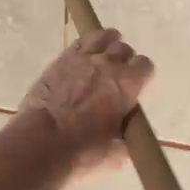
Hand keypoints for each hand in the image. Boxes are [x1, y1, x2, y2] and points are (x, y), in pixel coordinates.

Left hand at [18, 28, 153, 172]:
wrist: (45, 138)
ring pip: (102, 36)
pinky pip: (80, 41)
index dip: (143, 74)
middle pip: (123, 48)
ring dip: (107, 44)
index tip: (138, 84)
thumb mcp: (117, 152)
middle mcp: (108, 64)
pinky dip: (86, 45)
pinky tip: (85, 55)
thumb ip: (126, 133)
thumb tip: (125, 131)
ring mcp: (83, 57)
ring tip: (105, 53)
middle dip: (124, 60)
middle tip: (119, 74)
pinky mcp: (62, 57)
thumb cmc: (85, 149)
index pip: (145, 65)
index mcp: (126, 85)